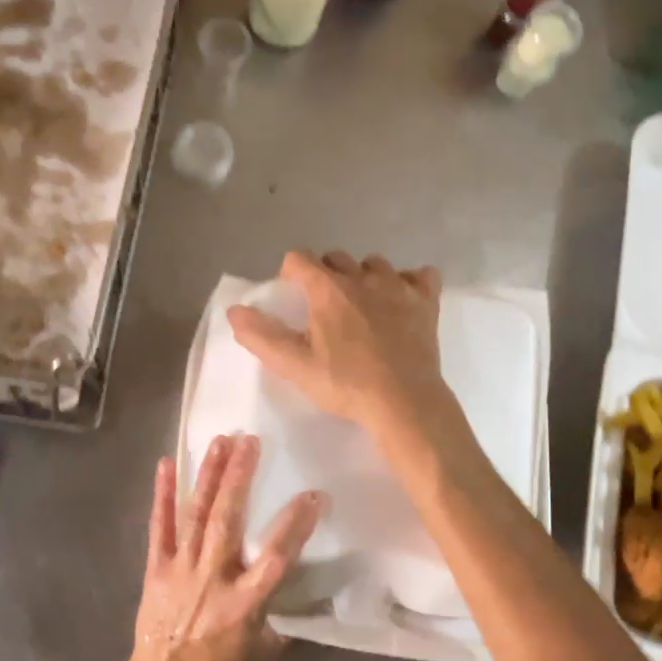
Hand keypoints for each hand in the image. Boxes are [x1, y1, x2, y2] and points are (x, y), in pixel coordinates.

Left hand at [122, 434, 323, 660]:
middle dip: (239, 478)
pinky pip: (159, 526)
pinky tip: (165, 465)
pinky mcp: (156, 567)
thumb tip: (309, 598)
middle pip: (228, 520)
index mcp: (245, 600)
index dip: (296, 525)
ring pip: (196, 514)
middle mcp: (214, 576)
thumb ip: (283, 619)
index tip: (314, 494)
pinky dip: (161, 495)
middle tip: (249, 440)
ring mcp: (181, 568)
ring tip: (219, 441)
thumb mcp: (262, 651)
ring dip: (207, 475)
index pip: (276, 556)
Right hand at [228, 251, 451, 438]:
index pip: (298, 259)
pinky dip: (409, 283)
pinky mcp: (426, 302)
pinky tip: (401, 302)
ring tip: (360, 307)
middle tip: (323, 309)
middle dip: (325, 275)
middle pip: (336, 258)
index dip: (290, 274)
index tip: (291, 298)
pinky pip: (421, 276)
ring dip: (364, 278)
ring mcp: (399, 286)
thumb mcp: (294, 365)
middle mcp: (363, 277)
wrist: (404, 402)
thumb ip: (261, 336)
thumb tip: (234, 311)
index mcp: (328, 288)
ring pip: (375, 265)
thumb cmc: (345, 384)